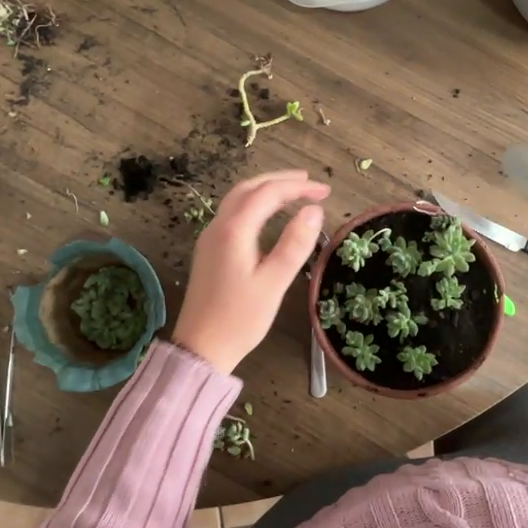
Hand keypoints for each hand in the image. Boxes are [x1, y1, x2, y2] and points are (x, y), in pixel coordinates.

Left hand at [172, 170, 328, 373]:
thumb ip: (294, 244)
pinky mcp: (210, 251)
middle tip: (310, 182)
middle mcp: (218, 227)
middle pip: (249, 188)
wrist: (201, 347)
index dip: (299, 188)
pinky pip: (233, 213)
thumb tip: (315, 211)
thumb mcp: (274, 283)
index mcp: (234, 231)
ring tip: (293, 191)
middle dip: (280, 180)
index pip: (268, 194)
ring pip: (238, 199)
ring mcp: (210, 238)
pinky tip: (268, 214)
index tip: (325, 191)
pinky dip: (255, 204)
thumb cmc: (240, 318)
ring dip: (265, 189)